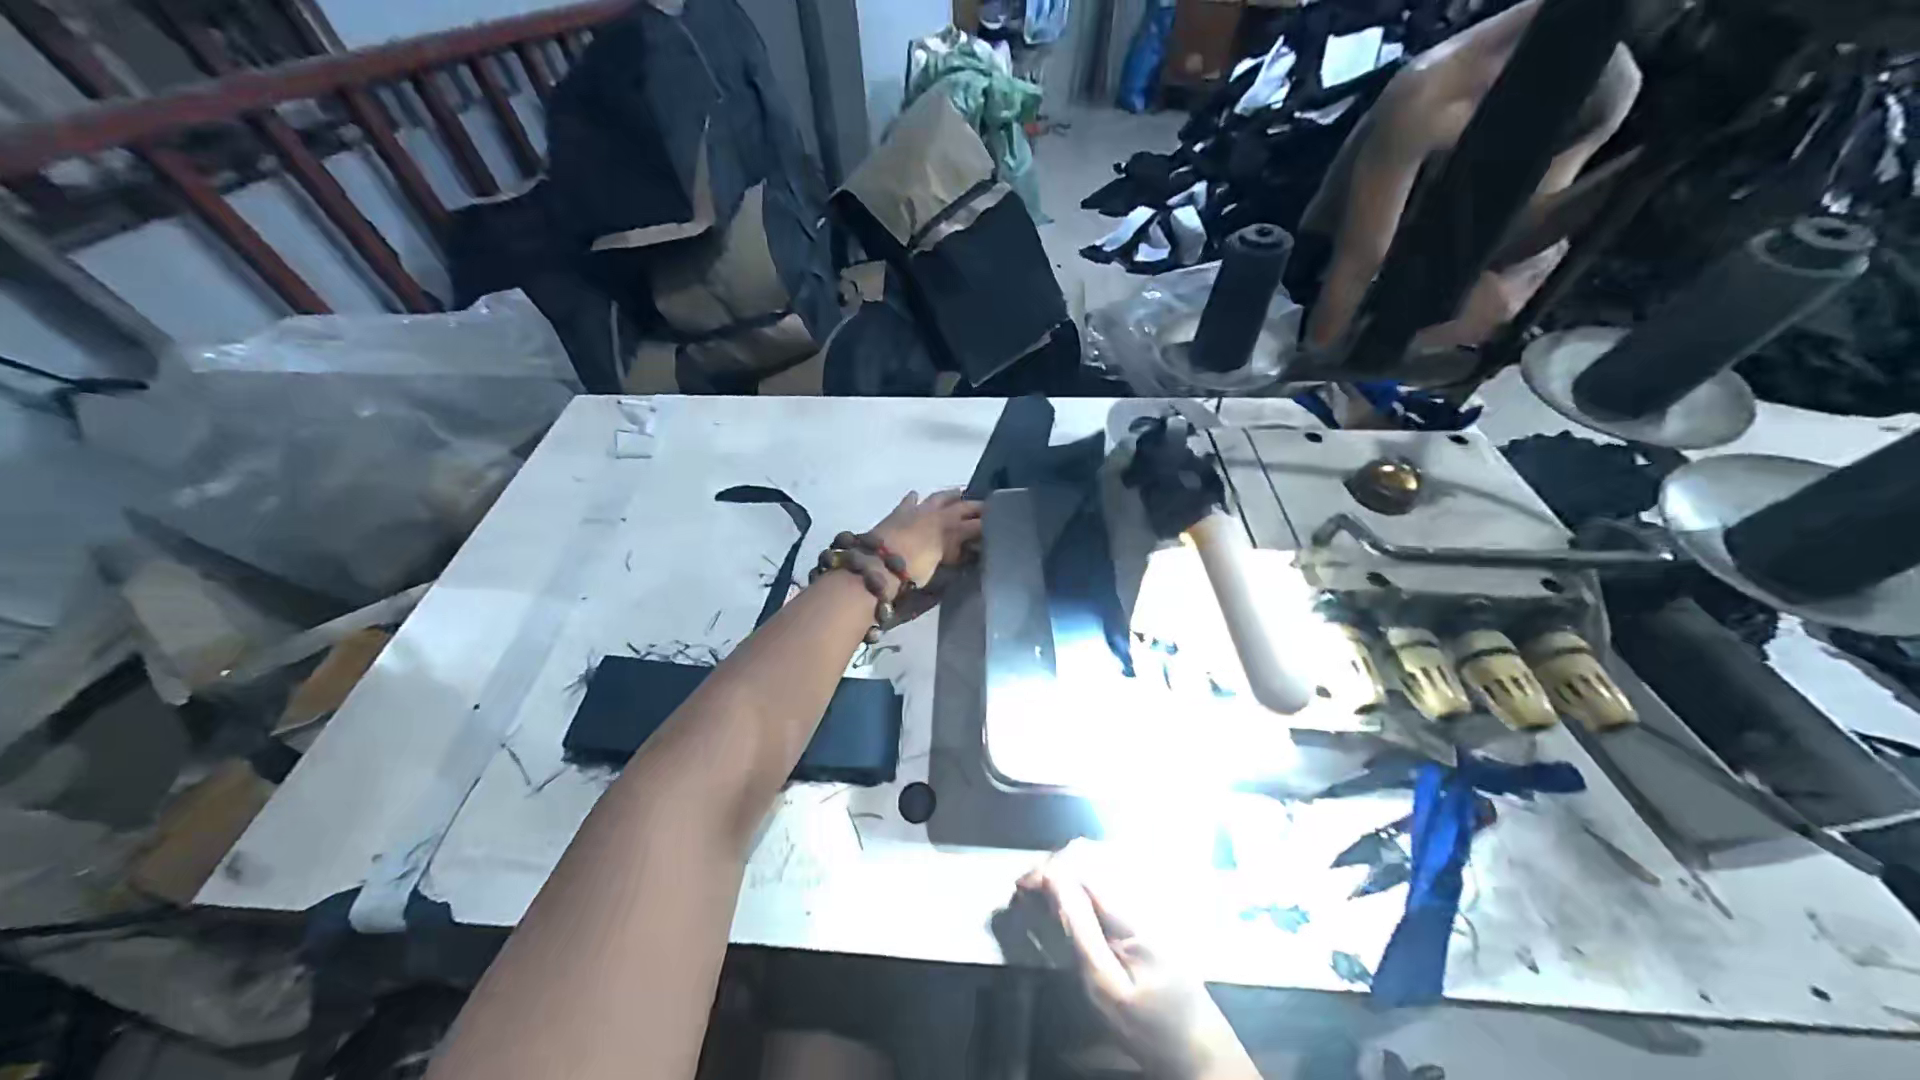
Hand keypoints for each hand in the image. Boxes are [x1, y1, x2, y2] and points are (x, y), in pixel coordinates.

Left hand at [867, 490, 983, 587]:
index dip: (987, 525)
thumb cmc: (912, 572)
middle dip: (976, 507)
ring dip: (951, 495)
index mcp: (952, 529)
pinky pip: (910, 502)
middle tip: (988, 506)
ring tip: (960, 493)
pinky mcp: (900, 513)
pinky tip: (917, 495)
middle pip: (963, 507)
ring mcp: (919, 510)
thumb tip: (966, 549)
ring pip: (940, 497)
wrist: (877, 564)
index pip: (976, 525)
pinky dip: (915, 499)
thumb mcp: (940, 566)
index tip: (998, 524)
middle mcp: (939, 515)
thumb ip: (955, 555)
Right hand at [1017, 859, 1258, 1079]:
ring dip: (1068, 866)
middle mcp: (1144, 893)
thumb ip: (1078, 930)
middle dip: (1054, 865)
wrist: (1197, 1044)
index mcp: (1133, 914)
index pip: (1081, 866)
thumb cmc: (1147, 1025)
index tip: (1021, 888)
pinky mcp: (1152, 903)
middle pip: (1090, 853)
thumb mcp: (1104, 987)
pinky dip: (1086, 872)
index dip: (1046, 870)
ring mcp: (1151, 895)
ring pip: (1100, 856)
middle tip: (1029, 891)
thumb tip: (1052, 880)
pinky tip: (1075, 893)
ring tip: (1047, 891)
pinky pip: (1113, 869)